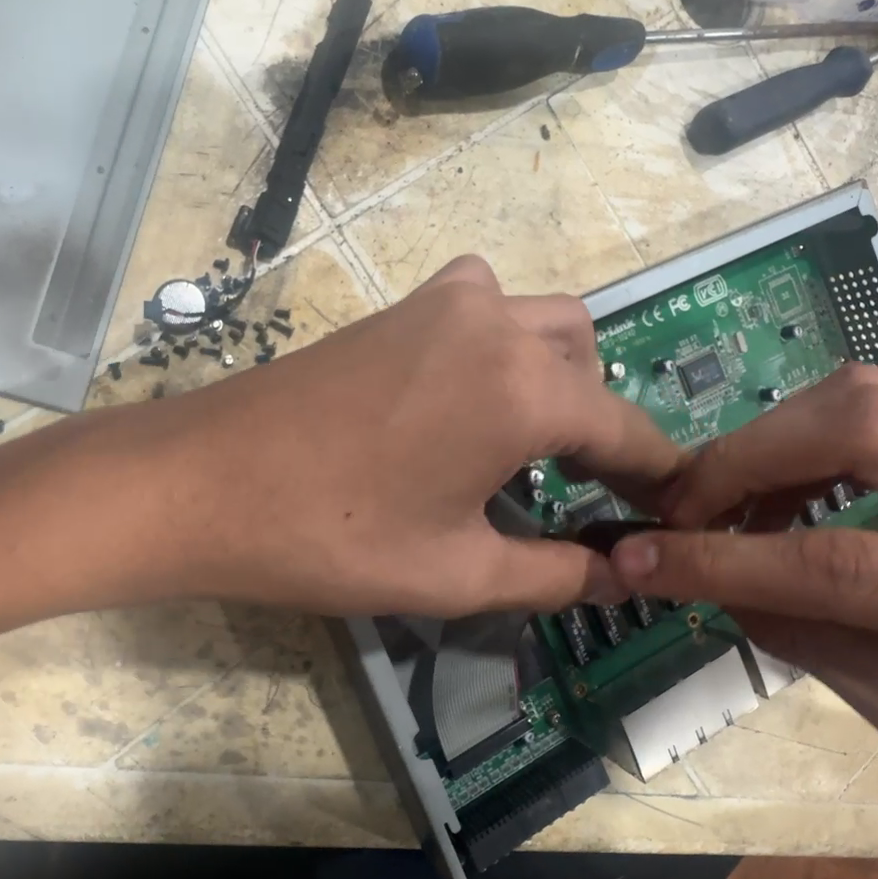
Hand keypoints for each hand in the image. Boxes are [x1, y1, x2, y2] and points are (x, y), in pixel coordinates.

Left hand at [79, 256, 684, 617]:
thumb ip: (554, 574)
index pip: (626, 428)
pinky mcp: (398, 304)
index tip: (673, 511)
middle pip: (587, 364)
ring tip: (527, 444)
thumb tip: (619, 575)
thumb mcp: (456, 573)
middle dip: (600, 422)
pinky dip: (502, 342)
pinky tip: (466, 396)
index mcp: (524, 389)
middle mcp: (496, 325)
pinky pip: (483, 304)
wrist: (204, 480)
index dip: (657, 475)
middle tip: (582, 490)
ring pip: (540, 322)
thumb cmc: (332, 536)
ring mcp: (443, 302)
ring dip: (556, 375)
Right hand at [605, 365, 877, 874]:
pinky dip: (811, 445)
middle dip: (748, 457)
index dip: (731, 558)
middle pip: (870, 423)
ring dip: (773, 441)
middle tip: (681, 509)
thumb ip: (809, 636)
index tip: (643, 559)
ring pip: (876, 397)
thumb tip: (702, 575)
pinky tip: (786, 497)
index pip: (854, 562)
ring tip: (725, 501)